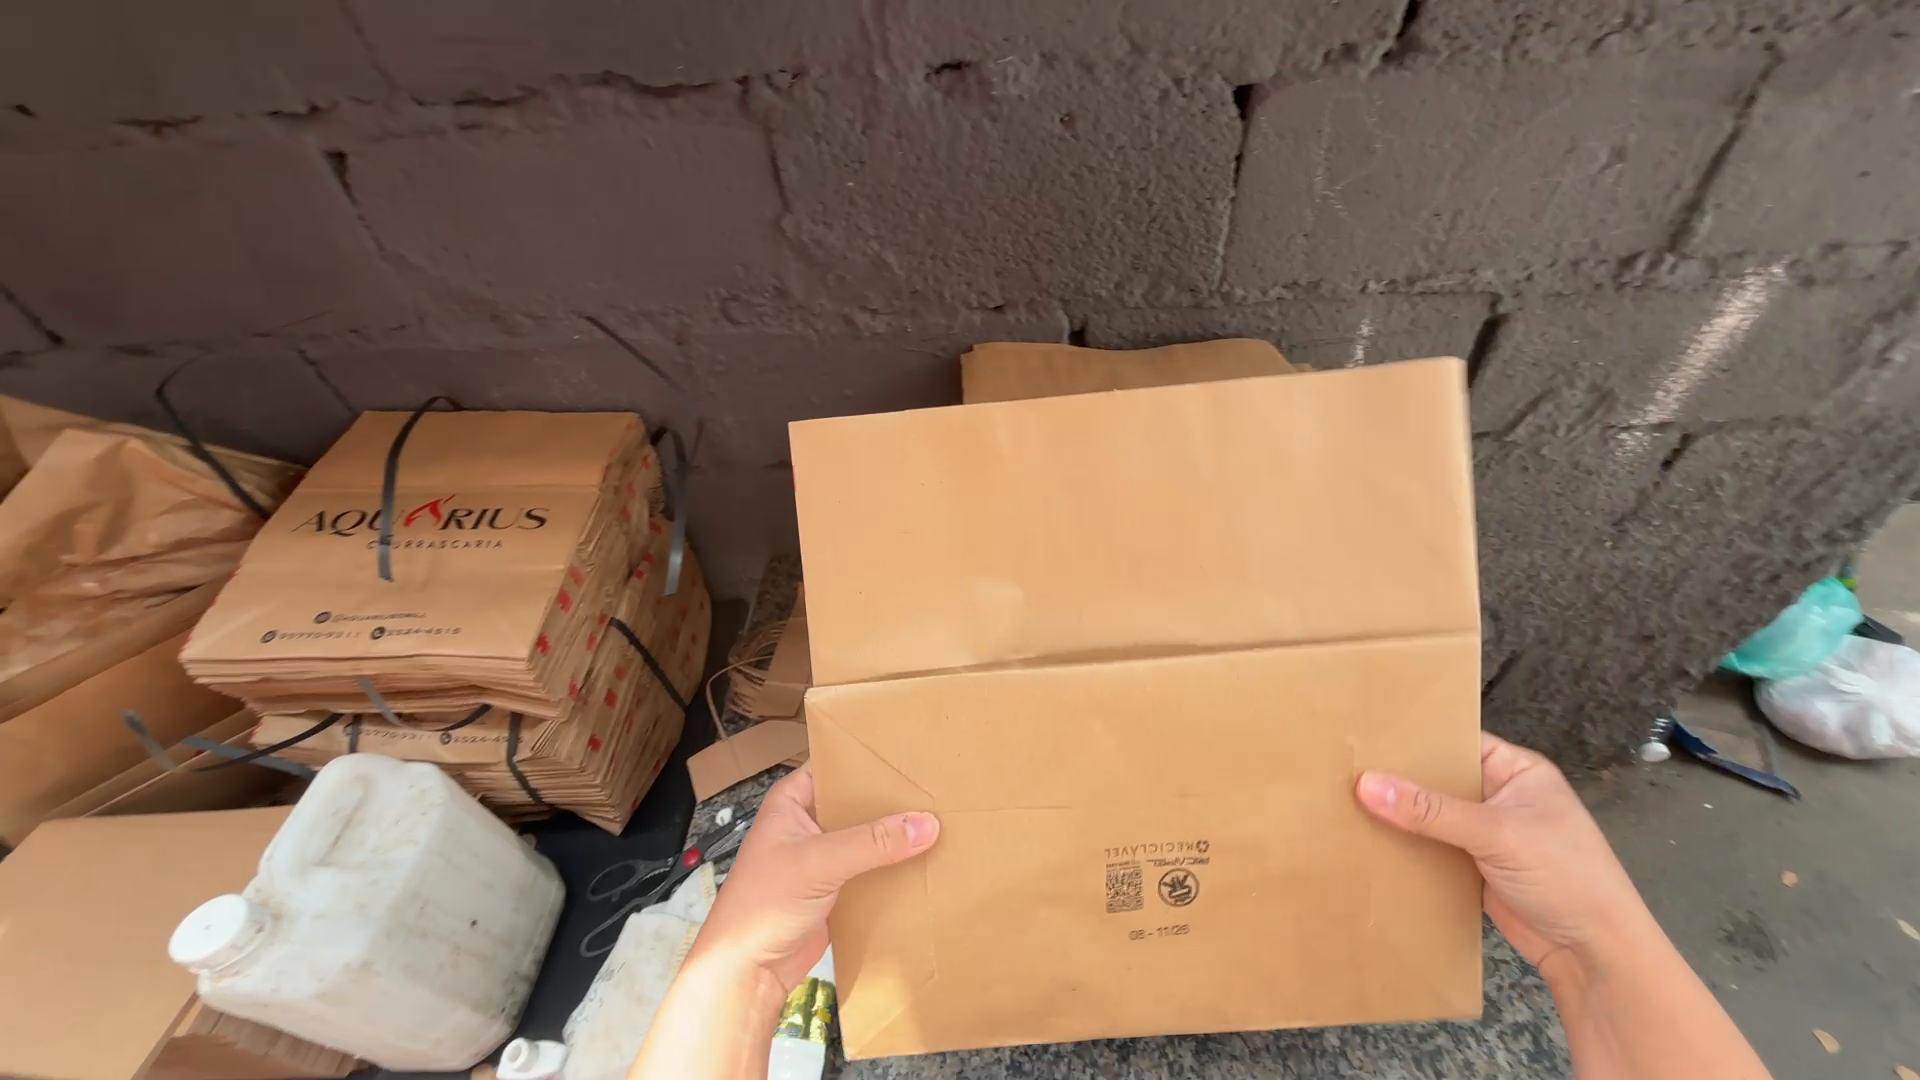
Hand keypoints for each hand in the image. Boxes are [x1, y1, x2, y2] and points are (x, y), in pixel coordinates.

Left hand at [687, 764, 939, 994]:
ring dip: (894, 834)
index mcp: (793, 800)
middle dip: (890, 798)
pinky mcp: (836, 887)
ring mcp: (823, 856)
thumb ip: (872, 842)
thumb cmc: (763, 905)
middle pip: (857, 800)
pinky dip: (892, 865)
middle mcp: (809, 822)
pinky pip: (870, 867)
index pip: (836, 765)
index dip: (868, 758)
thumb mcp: (818, 863)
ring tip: (939, 819)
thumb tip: (927, 824)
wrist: (746, 974)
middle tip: (933, 787)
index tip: (909, 751)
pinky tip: (924, 859)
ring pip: (866, 835)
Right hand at [1355, 732, 1654, 979]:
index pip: (1455, 740)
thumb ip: (1430, 811)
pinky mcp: (1470, 862)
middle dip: (1397, 775)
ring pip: (1429, 811)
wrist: (1595, 957)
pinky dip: (1405, 841)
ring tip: (1344, 795)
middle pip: (1436, 776)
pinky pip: (1429, 842)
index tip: (1365, 732)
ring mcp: (1484, 830)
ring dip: (1397, 811)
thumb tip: (1364, 784)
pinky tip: (1368, 834)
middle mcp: (1497, 794)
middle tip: (1343, 764)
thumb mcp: (1498, 834)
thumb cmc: (1566, 878)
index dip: (1413, 736)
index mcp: (1515, 770)